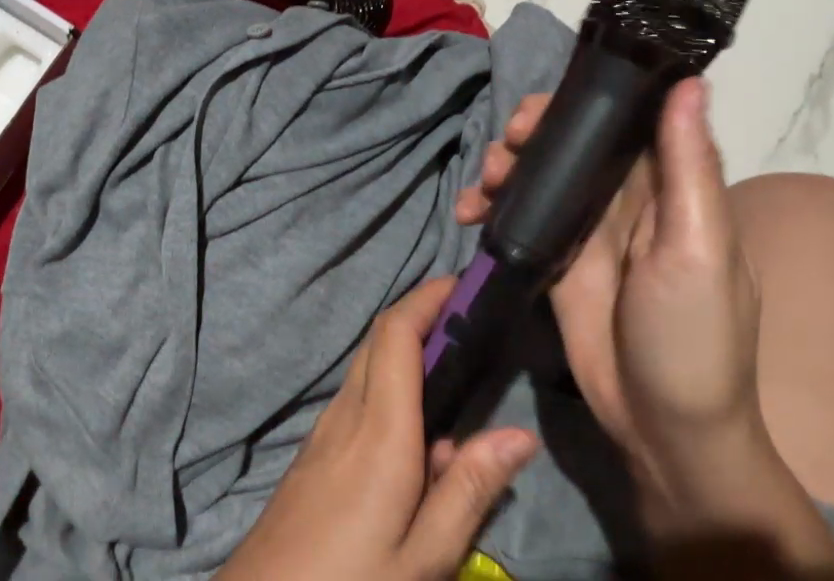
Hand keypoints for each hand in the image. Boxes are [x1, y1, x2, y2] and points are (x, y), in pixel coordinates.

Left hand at [217, 278, 538, 580]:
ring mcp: (324, 431)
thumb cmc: (351, 579)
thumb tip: (519, 433)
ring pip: (366, 366)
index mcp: (379, 430)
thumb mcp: (424, 554)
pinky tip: (413, 420)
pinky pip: (356, 396)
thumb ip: (469, 490)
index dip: (427, 298)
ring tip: (453, 359)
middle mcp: (347, 415)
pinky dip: (388, 381)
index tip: (464, 283)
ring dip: (404, 346)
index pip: (396, 335)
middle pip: (379, 341)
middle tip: (470, 315)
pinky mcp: (314, 452)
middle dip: (420, 314)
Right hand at [457, 78, 762, 479]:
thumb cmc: (693, 337)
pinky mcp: (553, 259)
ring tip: (484, 184)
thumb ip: (687, 167)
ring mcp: (586, 230)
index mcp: (672, 187)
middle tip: (507, 140)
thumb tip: (690, 81)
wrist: (661, 427)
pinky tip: (469, 213)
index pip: (629, 119)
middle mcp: (627, 199)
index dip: (587, 97)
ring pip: (540, 174)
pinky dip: (490, 206)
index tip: (546, 101)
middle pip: (574, 141)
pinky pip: (517, 216)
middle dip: (533, 130)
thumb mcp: (698, 249)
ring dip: (506, 165)